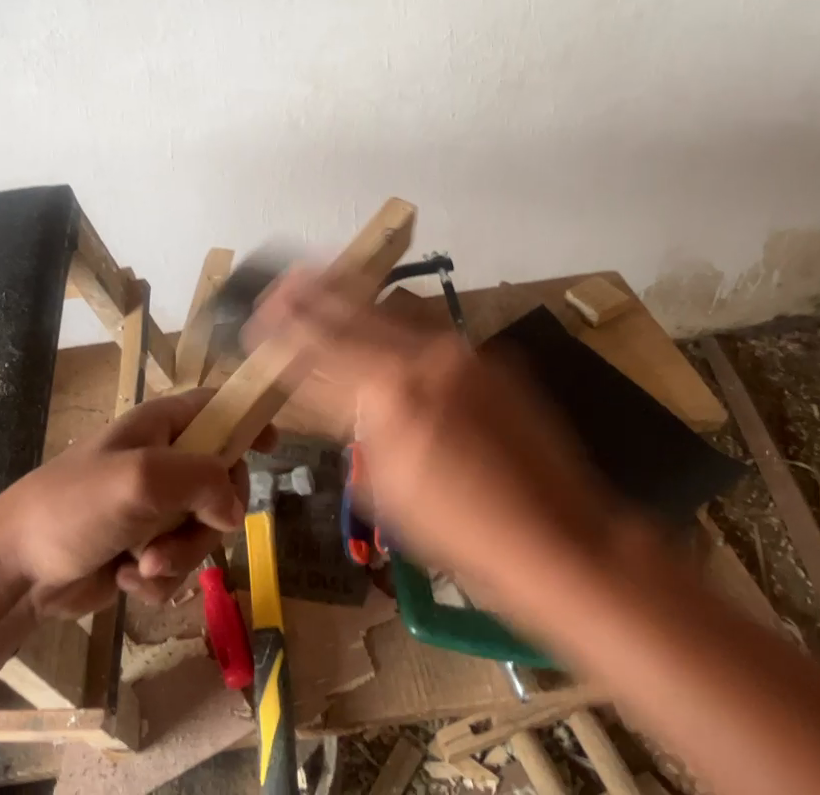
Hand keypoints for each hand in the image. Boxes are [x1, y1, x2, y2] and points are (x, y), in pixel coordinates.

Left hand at [0, 389, 272, 617]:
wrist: (18, 568)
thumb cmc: (74, 505)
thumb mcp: (142, 478)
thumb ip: (202, 480)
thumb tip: (236, 511)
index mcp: (161, 426)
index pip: (219, 408)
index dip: (250, 421)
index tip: (275, 447)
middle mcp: (162, 462)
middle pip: (224, 484)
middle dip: (207, 520)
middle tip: (176, 531)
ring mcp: (153, 508)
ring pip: (205, 532)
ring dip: (178, 557)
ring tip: (140, 563)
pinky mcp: (145, 549)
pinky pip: (180, 565)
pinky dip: (158, 579)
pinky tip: (127, 579)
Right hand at [248, 270, 620, 594]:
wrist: (562, 538)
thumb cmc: (463, 536)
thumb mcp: (387, 490)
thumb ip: (359, 434)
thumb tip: (343, 407)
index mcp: (387, 395)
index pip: (319, 350)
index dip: (283, 332)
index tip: (258, 319)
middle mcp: (423, 360)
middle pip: (352, 313)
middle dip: (311, 293)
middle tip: (282, 280)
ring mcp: (464, 354)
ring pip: (395, 312)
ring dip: (355, 298)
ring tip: (325, 282)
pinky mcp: (495, 361)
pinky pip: (432, 333)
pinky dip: (399, 327)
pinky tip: (386, 327)